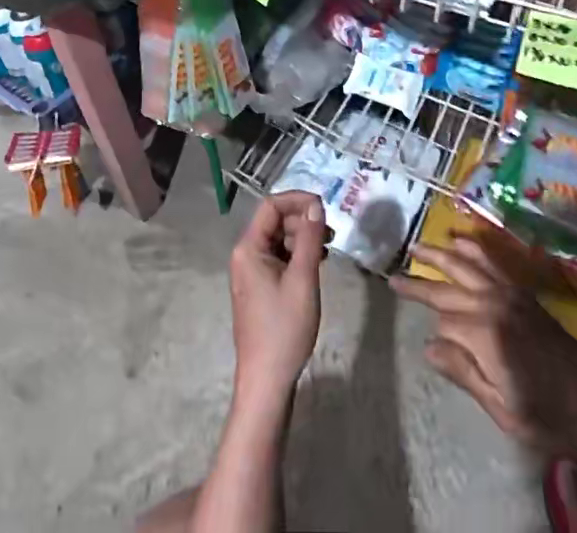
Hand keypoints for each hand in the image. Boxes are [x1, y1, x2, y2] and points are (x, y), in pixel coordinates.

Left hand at [228, 191, 325, 402]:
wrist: (266, 377)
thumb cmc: (285, 328)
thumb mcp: (303, 280)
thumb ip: (310, 240)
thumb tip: (316, 206)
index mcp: (248, 248)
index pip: (270, 206)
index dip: (297, 200)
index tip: (326, 208)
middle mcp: (244, 254)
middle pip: (273, 222)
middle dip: (302, 221)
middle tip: (332, 233)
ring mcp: (249, 271)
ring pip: (276, 241)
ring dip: (302, 239)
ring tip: (328, 249)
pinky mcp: (257, 287)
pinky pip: (276, 259)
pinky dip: (296, 256)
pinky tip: (315, 266)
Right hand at [391, 234, 576, 449]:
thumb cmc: (549, 416)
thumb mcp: (502, 409)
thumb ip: (463, 372)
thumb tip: (427, 345)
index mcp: (486, 333)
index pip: (444, 323)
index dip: (439, 340)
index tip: (438, 354)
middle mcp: (494, 304)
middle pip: (447, 286)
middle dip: (419, 281)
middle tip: (393, 276)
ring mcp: (510, 294)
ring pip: (466, 264)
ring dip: (440, 254)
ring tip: (418, 245)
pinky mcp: (523, 293)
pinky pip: (492, 262)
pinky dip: (473, 248)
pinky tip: (459, 241)